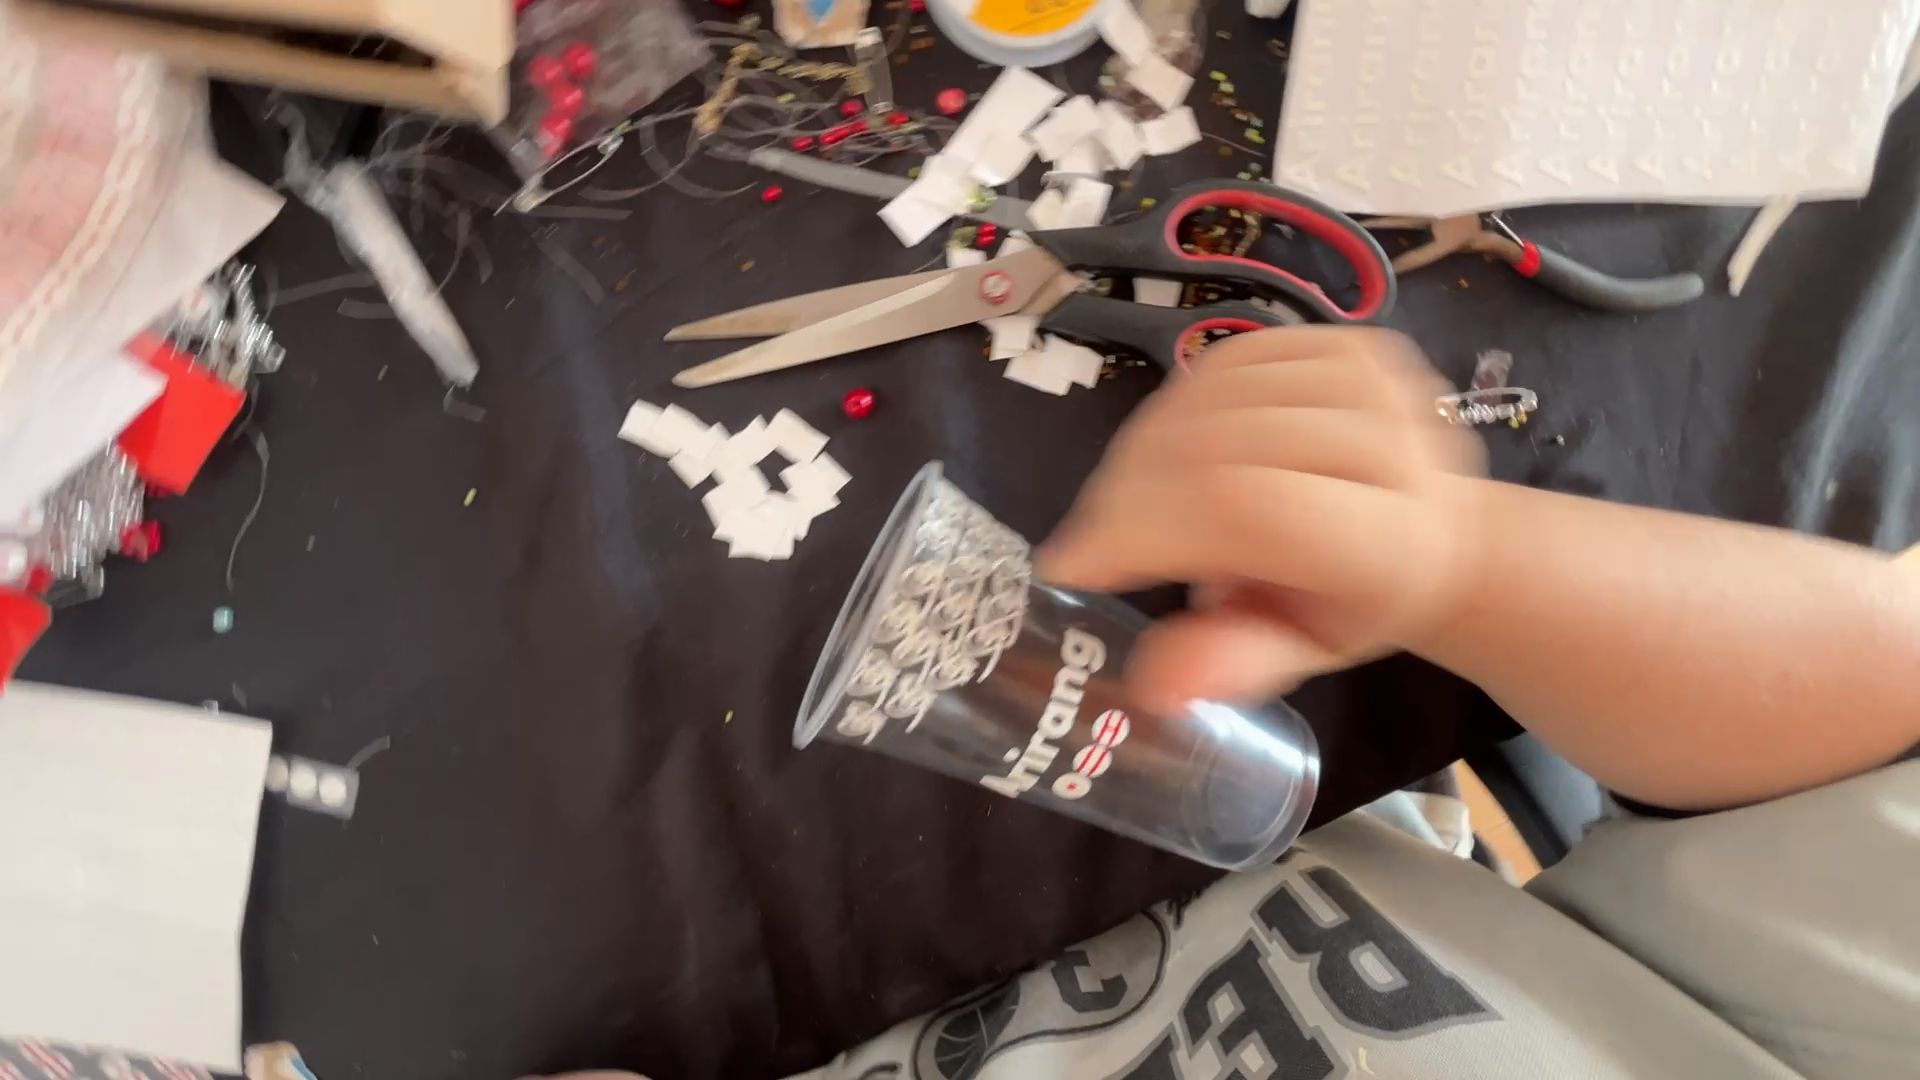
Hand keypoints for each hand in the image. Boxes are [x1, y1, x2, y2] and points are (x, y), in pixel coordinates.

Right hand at [1034, 327, 1484, 709]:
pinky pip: (1215, 367)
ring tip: (1129, 505)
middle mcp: (1396, 444)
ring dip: (1138, 457)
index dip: (1142, 529)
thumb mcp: (1298, 650)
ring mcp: (1370, 378)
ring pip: (1203, 404)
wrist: (1425, 522)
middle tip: (1092, 541)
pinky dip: (1169, 413)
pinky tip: (1170, 454)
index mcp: (1397, 541)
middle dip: (1124, 499)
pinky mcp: (1340, 341)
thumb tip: (1150, 682)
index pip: (1245, 509)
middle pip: (1212, 452)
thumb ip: (1234, 660)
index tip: (1070, 564)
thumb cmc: (1349, 600)